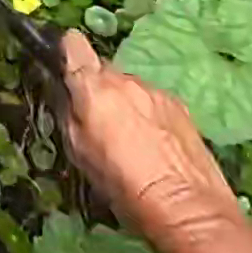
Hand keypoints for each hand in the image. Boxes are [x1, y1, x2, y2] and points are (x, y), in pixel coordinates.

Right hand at [61, 30, 251, 252]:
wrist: (189, 210)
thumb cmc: (123, 185)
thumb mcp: (78, 152)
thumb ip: (66, 112)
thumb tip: (62, 91)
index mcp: (92, 86)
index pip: (72, 42)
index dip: (68, 53)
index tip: (68, 73)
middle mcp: (123, 78)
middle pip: (102, 69)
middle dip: (99, 88)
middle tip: (101, 121)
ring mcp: (153, 89)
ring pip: (129, 86)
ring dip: (125, 102)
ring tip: (133, 139)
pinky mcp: (179, 104)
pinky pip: (152, 100)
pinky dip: (149, 114)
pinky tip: (156, 144)